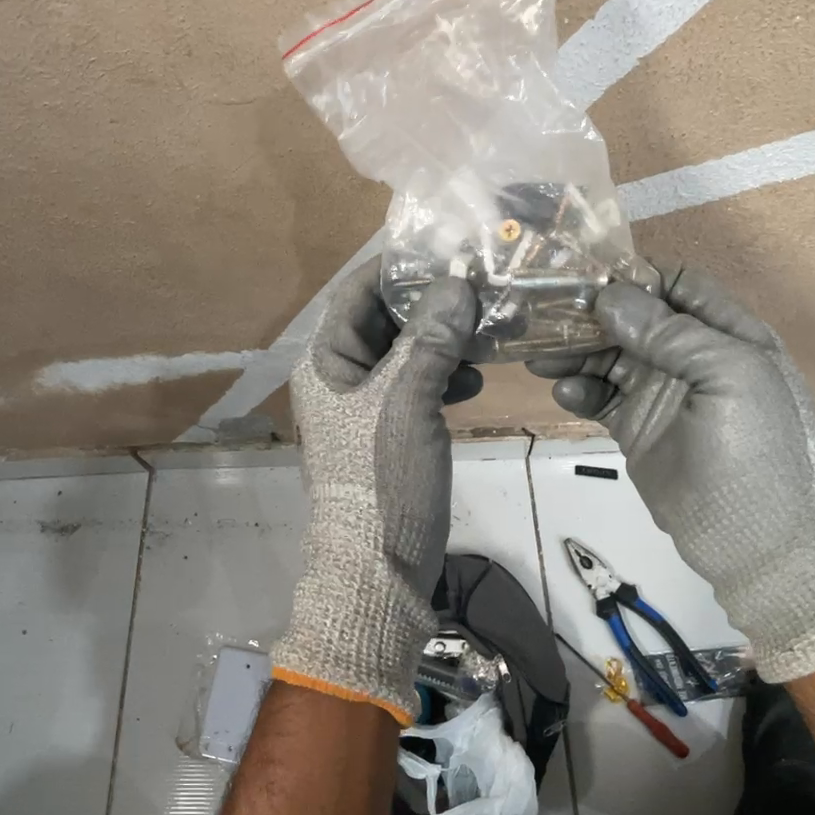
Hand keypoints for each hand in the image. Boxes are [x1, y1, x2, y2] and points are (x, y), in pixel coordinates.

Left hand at [269, 257, 479, 723]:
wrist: (376, 567)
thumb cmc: (381, 476)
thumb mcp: (406, 400)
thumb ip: (431, 339)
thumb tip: (458, 283)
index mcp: (327, 361)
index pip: (356, 292)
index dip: (395, 266)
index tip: (442, 247)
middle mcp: (340, 377)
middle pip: (384, 321)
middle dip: (429, 302)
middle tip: (479, 284)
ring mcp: (364, 407)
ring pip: (405, 354)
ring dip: (442, 339)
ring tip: (486, 330)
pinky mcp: (389, 433)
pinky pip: (416, 388)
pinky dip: (443, 376)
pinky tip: (475, 379)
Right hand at [528, 266, 814, 680]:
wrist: (755, 544)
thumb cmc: (753, 451)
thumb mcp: (728, 378)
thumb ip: (671, 333)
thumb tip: (607, 298)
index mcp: (726, 335)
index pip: (675, 285)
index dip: (633, 276)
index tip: (584, 276)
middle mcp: (691, 356)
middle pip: (631, 317)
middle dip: (589, 314)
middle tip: (542, 315)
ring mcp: (661, 392)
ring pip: (607, 354)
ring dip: (573, 350)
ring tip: (538, 356)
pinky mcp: (635, 426)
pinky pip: (599, 395)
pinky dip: (579, 389)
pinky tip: (566, 394)